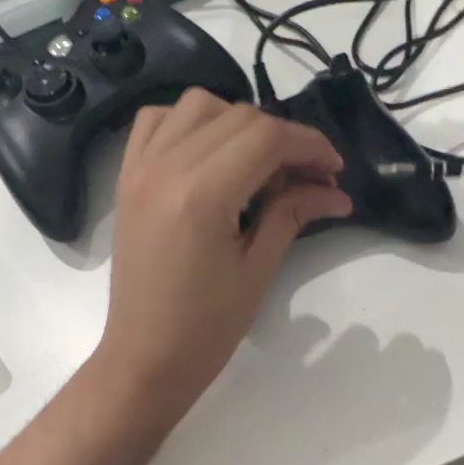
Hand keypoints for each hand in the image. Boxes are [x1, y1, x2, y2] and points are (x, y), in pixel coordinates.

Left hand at [98, 89, 351, 407]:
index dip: (309, 146)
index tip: (335, 172)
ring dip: (239, 124)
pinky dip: (192, 124)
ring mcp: (140, 168)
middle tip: (309, 180)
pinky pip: (158, 121)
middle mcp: (166, 166)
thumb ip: (290, 216)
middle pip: (238, 117)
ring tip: (261, 167)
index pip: (266, 138)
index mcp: (202, 195)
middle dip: (284, 139)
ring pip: (199, 107)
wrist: (145, 358)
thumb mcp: (257, 273)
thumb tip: (334, 192)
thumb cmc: (206, 329)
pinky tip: (213, 155)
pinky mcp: (128, 178)